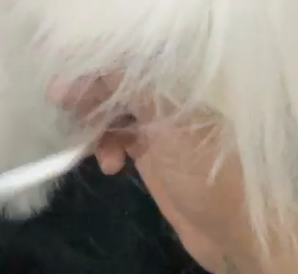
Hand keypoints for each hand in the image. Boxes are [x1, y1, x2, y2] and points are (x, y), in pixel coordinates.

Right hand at [52, 79, 297, 273]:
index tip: (64, 75)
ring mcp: (156, 130)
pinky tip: (109, 165)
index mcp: (172, 87)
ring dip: (95, 124)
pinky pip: (117, 140)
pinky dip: (106, 148)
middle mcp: (162, 102)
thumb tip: (90, 62)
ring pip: (112, 113)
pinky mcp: (150, 157)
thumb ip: (132, 90)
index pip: (125, 63)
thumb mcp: (169, 127)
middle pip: (115, 85)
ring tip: (87, 145)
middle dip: (88, 93)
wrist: (236, 234)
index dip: (94, 66)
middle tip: (61, 103)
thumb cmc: (208, 174)